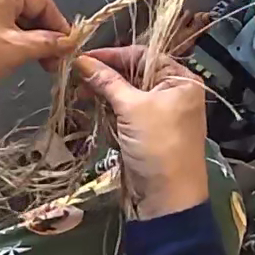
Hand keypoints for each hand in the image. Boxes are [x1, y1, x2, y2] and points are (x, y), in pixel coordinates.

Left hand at [0, 0, 71, 105]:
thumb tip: (67, 43)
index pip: (43, 1)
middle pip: (28, 10)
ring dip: (27, 43)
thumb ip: (47, 43)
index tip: (70, 51)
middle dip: (43, 37)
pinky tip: (14, 61)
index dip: (60, 28)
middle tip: (55, 64)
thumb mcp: (16, 49)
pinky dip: (9, 43)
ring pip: (12, 21)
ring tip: (37, 66)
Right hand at [73, 46, 208, 219]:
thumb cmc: (158, 147)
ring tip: (77, 93)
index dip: (111, 55)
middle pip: (132, 72)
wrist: (167, 199)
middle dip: (104, 74)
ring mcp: (158, 112)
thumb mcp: (132, 108)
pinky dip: (106, 109)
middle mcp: (171, 91)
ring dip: (101, 92)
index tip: (82, 57)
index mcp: (179, 80)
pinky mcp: (145, 130)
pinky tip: (87, 107)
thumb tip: (81, 59)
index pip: (141, 54)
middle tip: (75, 75)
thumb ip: (106, 81)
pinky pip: (122, 111)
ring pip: (124, 92)